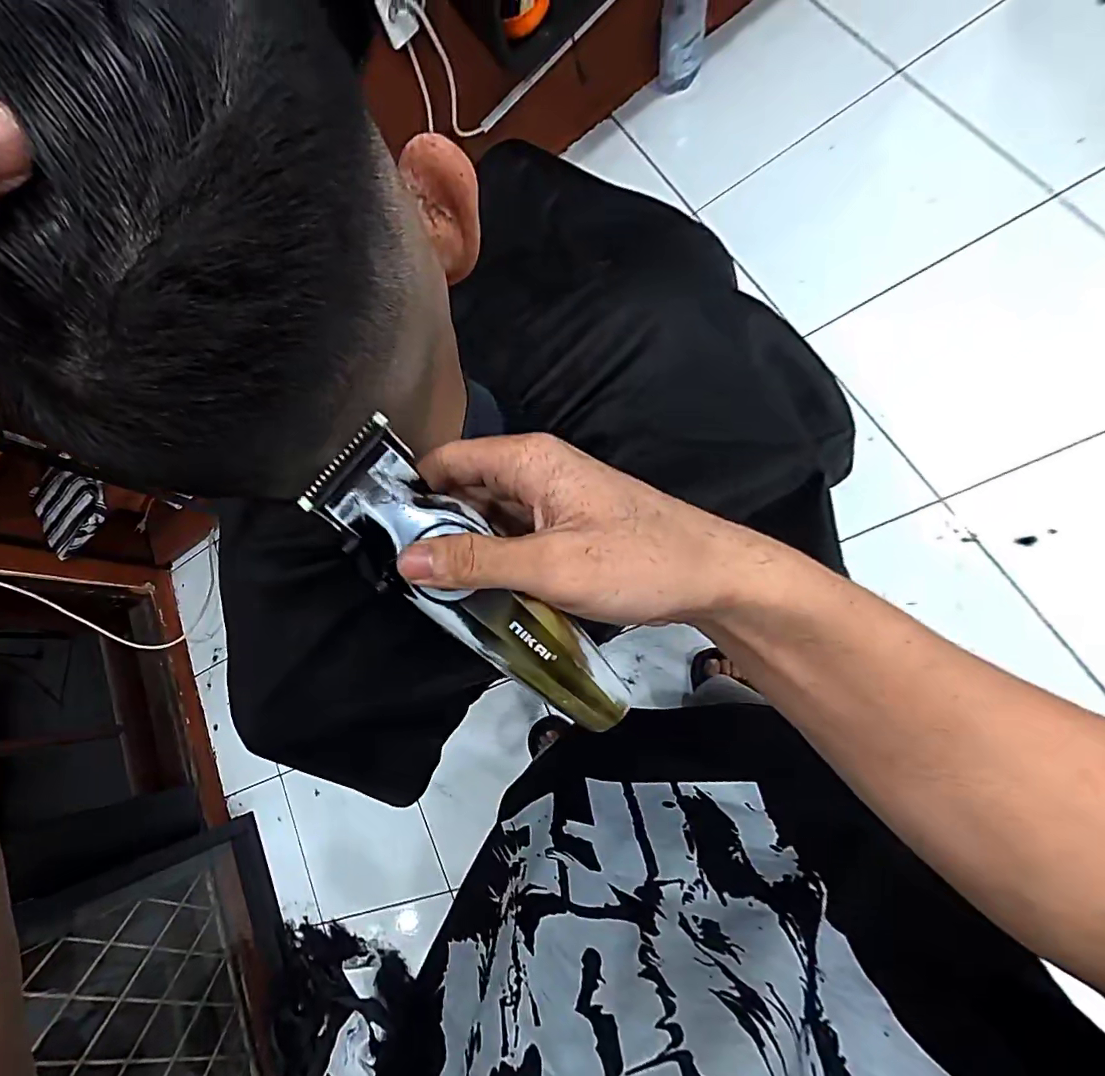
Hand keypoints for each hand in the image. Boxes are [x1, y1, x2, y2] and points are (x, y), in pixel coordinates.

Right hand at [398, 433, 787, 625]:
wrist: (719, 578)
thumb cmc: (641, 561)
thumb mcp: (547, 566)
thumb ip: (473, 562)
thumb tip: (407, 561)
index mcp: (526, 459)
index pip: (444, 461)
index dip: (411, 491)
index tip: (385, 531)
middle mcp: (531, 470)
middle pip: (459, 489)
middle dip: (432, 526)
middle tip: (407, 568)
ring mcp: (545, 497)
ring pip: (481, 515)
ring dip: (461, 546)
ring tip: (435, 583)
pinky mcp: (556, 523)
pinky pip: (505, 534)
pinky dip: (488, 556)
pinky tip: (476, 586)